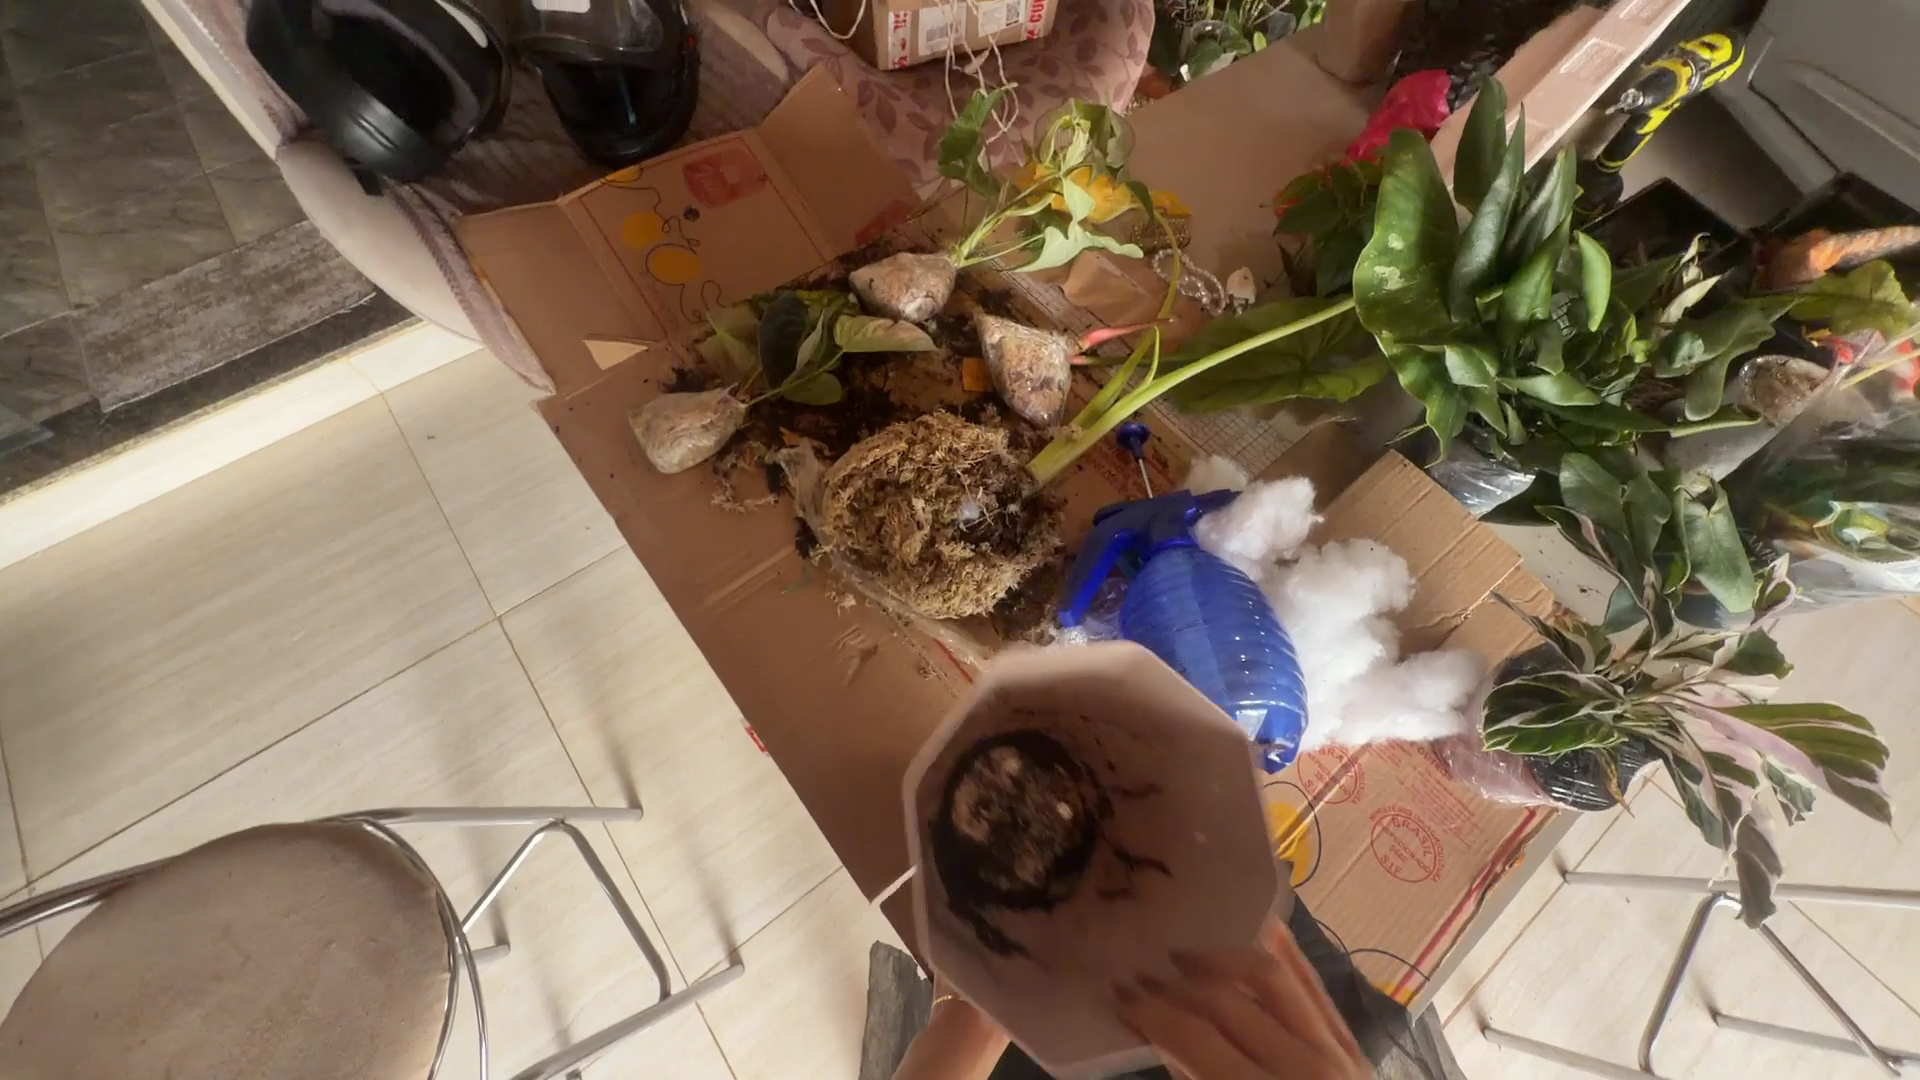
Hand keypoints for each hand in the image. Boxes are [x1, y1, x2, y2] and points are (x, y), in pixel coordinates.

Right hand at [1113, 919, 1367, 1079]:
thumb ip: (1192, 1077)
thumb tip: (1155, 1030)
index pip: (1194, 1037)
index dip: (1150, 1011)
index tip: (1121, 997)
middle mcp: (1304, 1069)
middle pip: (1224, 1000)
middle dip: (1173, 986)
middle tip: (1140, 978)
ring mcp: (1337, 1050)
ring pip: (1269, 974)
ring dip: (1219, 958)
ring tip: (1184, 957)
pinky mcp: (1351, 1040)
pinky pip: (1310, 979)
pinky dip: (1278, 948)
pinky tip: (1248, 929)